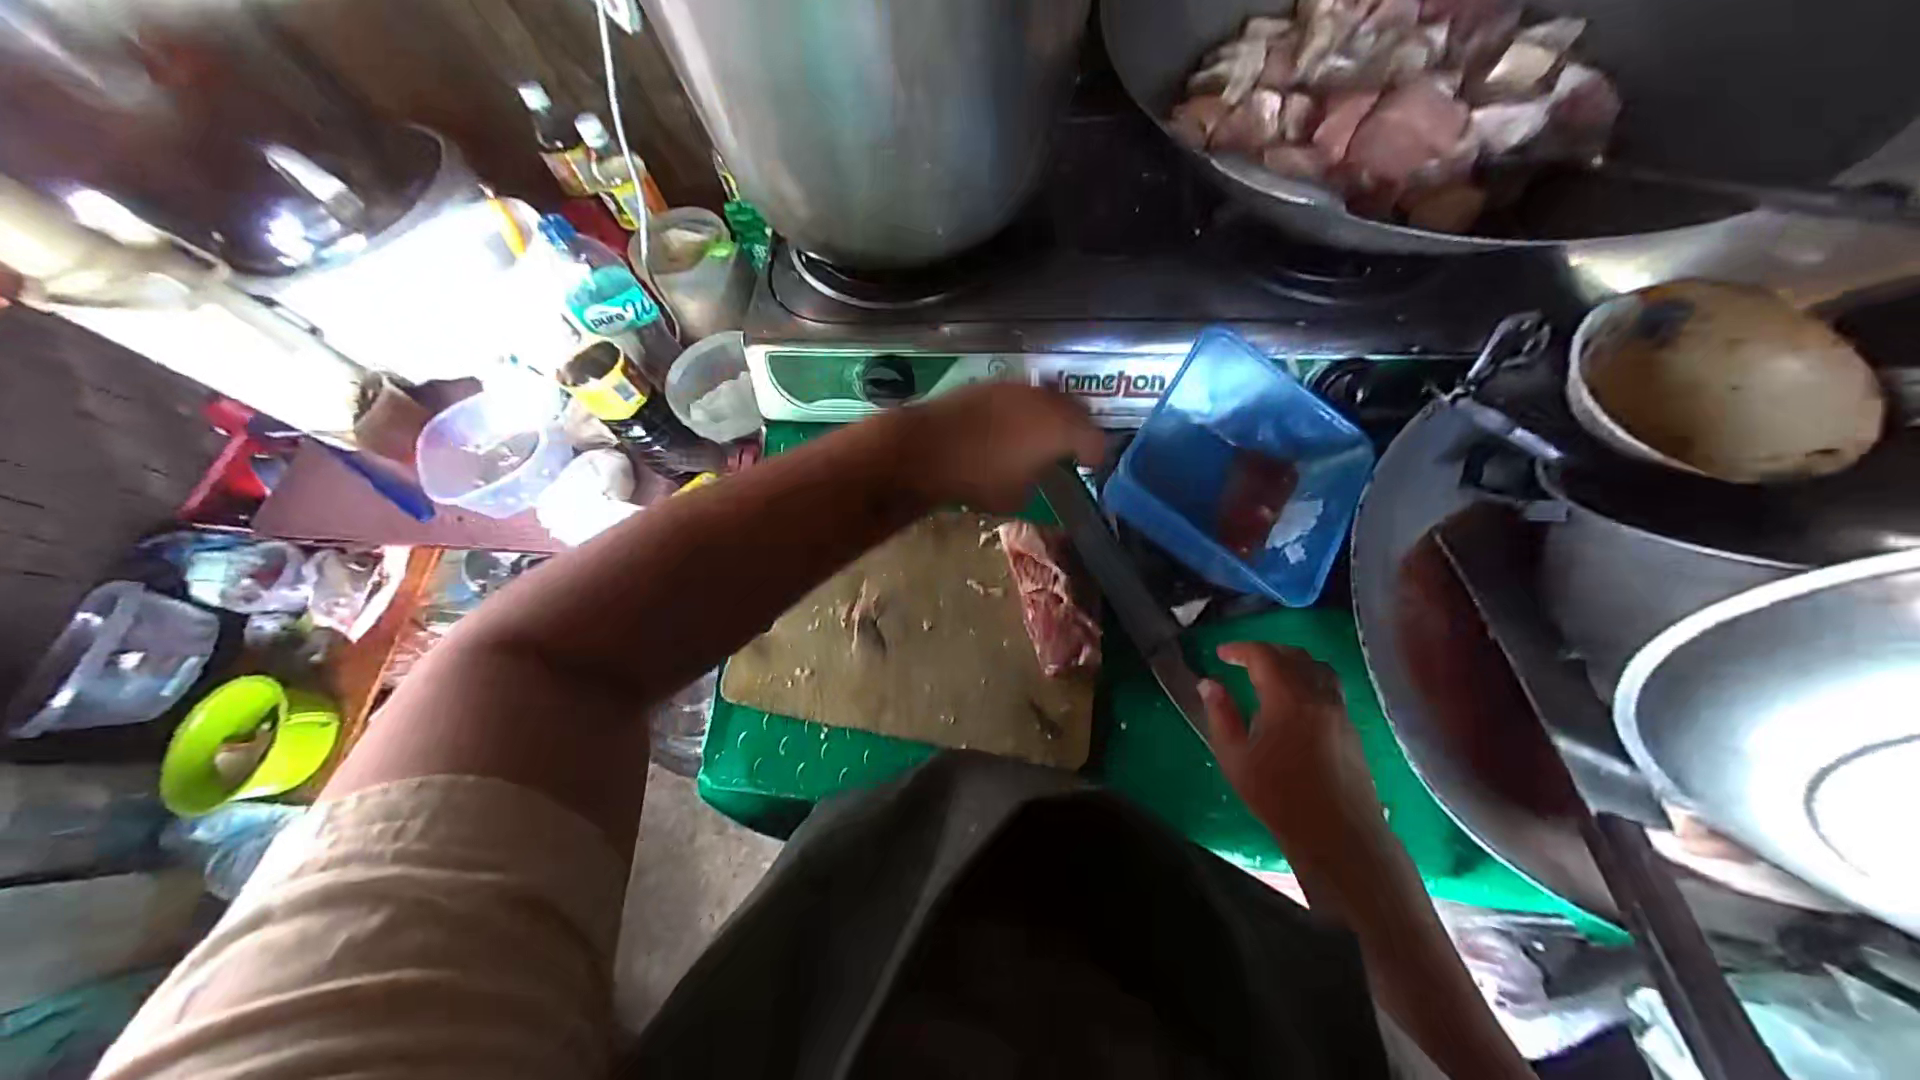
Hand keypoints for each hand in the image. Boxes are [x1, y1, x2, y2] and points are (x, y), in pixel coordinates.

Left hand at [897, 383, 1105, 512]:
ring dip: (1049, 417)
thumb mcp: (1018, 496)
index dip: (1095, 457)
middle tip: (1069, 451)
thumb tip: (1040, 472)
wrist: (927, 448)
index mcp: (1063, 428)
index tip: (1088, 468)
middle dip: (1077, 431)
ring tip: (1039, 438)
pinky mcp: (991, 383)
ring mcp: (1018, 387)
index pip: (1096, 441)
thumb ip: (1040, 480)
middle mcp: (1047, 400)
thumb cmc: (978, 479)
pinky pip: (1020, 396)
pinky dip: (1022, 410)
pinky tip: (1009, 427)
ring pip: (1048, 399)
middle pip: (1077, 412)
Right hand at [1199, 642, 1387, 855]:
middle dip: (1265, 651)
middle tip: (1241, 661)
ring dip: (1291, 662)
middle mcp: (1318, 696)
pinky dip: (1308, 679)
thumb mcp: (1234, 757)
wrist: (1337, 834)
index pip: (1264, 656)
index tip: (1221, 653)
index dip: (1240, 649)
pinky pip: (1329, 687)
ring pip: (1317, 668)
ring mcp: (1339, 711)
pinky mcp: (1351, 728)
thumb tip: (1208, 683)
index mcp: (1288, 699)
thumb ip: (1220, 714)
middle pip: (1294, 655)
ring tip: (1270, 675)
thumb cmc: (1278, 796)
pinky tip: (1293, 702)